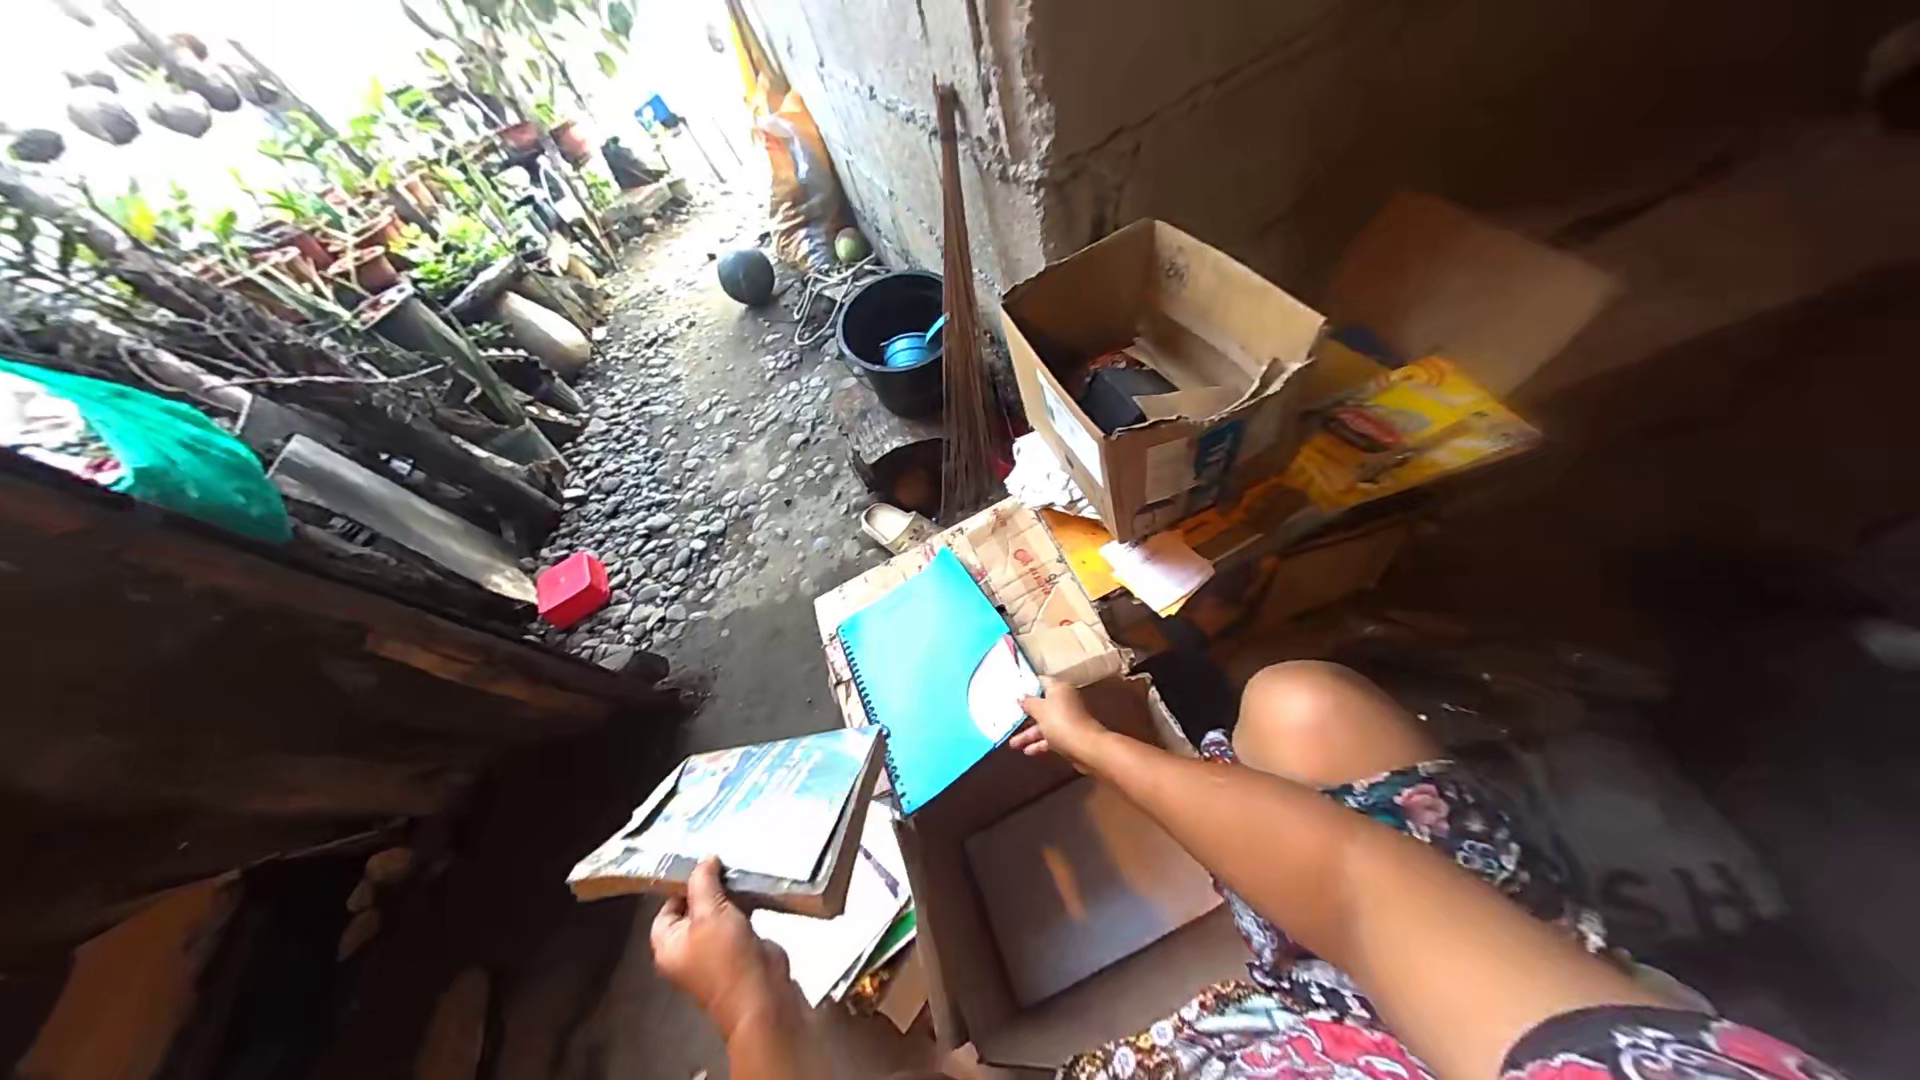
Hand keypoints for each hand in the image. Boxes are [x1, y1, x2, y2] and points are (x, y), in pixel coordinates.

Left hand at [650, 857, 793, 1036]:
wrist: (760, 991)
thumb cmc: (725, 954)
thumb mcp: (709, 912)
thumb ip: (703, 882)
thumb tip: (705, 858)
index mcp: (668, 946)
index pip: (666, 908)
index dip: (681, 886)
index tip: (702, 864)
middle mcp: (687, 949)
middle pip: (692, 908)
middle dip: (708, 886)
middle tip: (723, 862)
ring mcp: (714, 949)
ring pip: (716, 912)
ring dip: (728, 893)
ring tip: (739, 870)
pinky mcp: (738, 946)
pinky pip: (736, 918)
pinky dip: (743, 903)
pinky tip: (753, 886)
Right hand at [1011, 677, 1109, 770]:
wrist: (1086, 748)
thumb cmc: (1060, 722)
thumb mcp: (1039, 710)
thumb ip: (1028, 702)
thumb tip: (1020, 696)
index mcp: (1059, 689)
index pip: (1040, 681)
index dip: (1026, 685)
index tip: (1012, 689)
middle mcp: (1064, 701)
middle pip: (1041, 705)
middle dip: (1025, 713)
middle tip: (1009, 716)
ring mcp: (1067, 719)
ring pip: (1044, 724)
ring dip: (1029, 734)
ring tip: (1012, 744)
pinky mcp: (1069, 736)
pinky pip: (1050, 736)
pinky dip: (1039, 743)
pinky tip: (1027, 751)